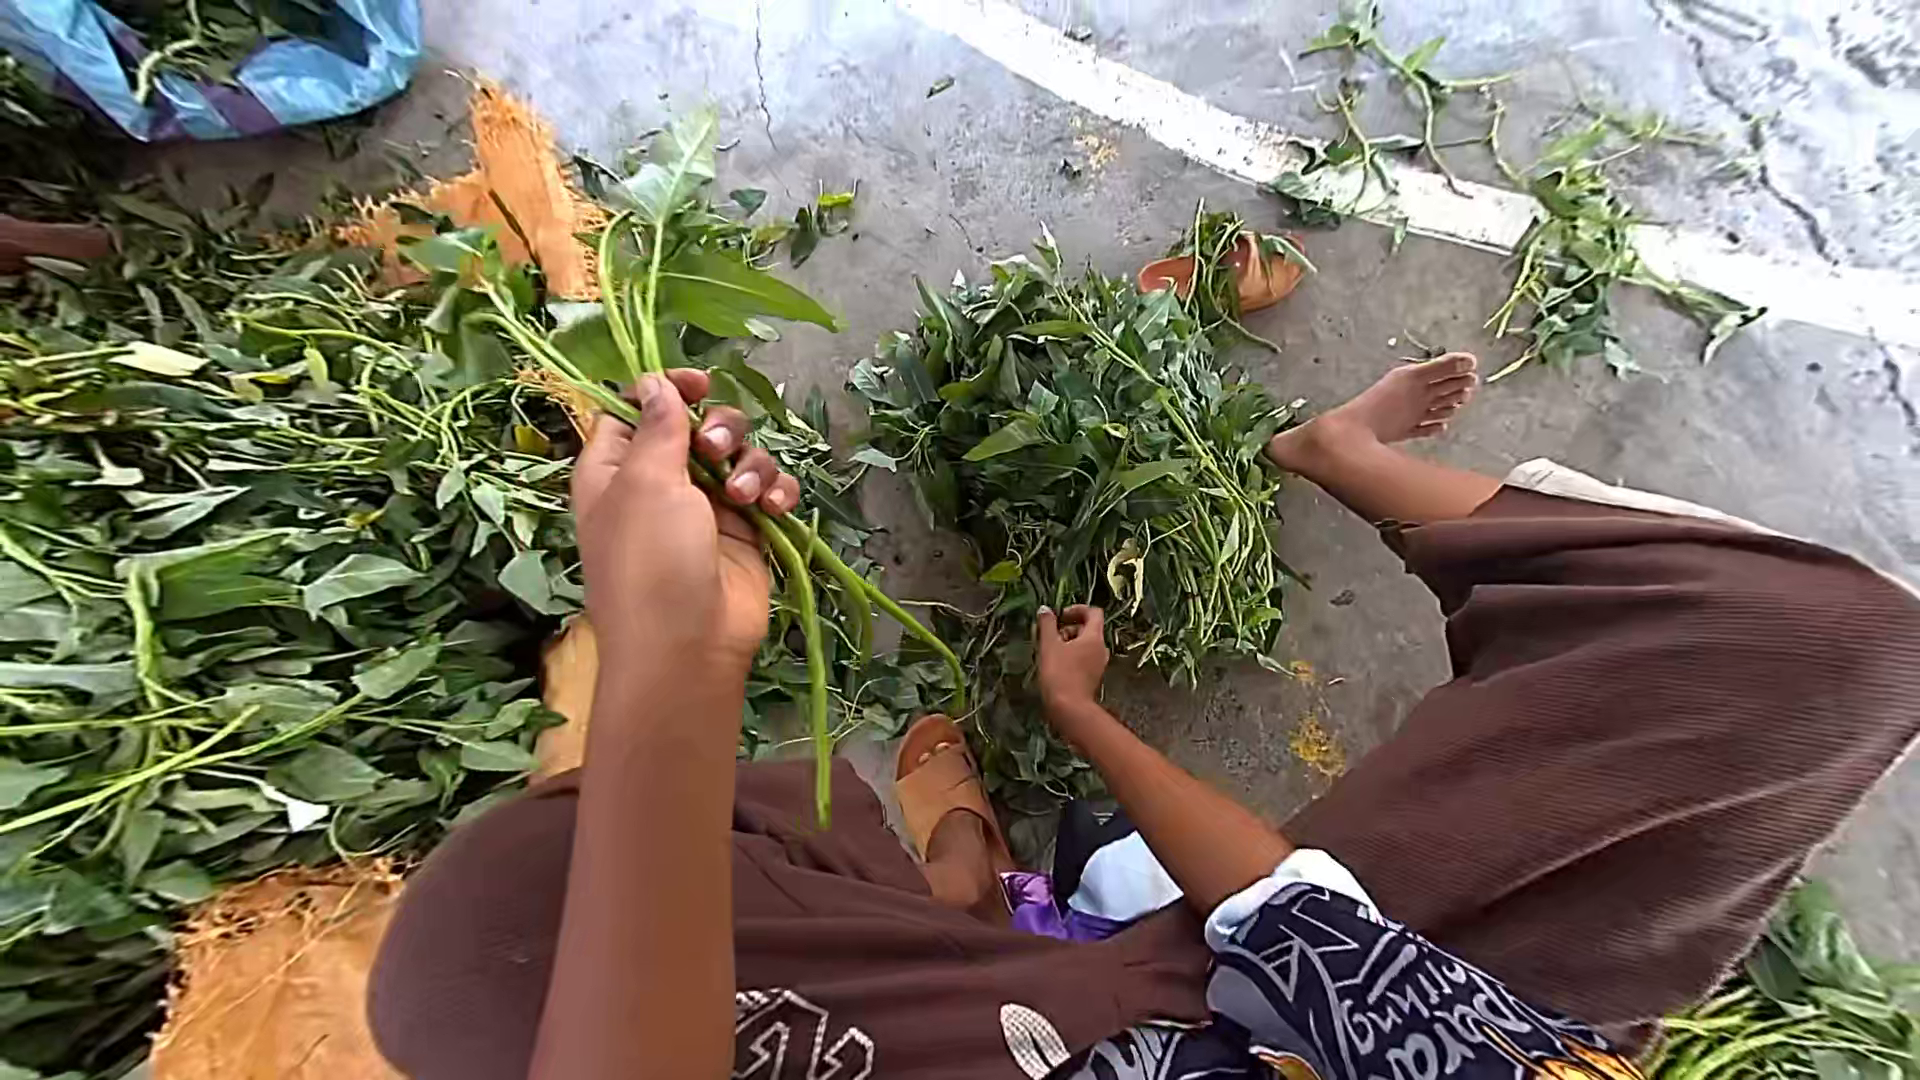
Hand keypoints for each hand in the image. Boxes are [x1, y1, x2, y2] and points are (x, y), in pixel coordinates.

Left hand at [571, 370, 801, 674]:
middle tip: (718, 451)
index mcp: (620, 468)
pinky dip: (777, 493)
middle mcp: (665, 483)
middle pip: (700, 427)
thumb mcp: (646, 484)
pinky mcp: (748, 529)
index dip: (667, 389)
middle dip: (720, 429)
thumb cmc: (652, 560)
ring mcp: (710, 508)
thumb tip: (655, 382)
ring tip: (746, 500)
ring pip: (743, 457)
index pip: (638, 410)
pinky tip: (773, 510)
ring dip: (752, 467)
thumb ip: (658, 427)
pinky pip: (770, 491)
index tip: (700, 382)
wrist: (692, 642)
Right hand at [1035, 605, 1109, 713]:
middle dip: (1069, 628)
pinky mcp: (1093, 677)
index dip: (1077, 609)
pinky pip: (1084, 658)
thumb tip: (1045, 609)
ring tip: (1050, 652)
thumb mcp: (1049, 645)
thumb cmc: (1059, 673)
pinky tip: (1056, 665)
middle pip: (1088, 629)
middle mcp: (1101, 649)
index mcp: (1094, 637)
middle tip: (1051, 637)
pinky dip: (1072, 656)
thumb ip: (1047, 624)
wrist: (1069, 708)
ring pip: (1085, 644)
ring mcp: (1099, 664)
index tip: (1060, 616)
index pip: (1094, 613)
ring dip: (1068, 643)